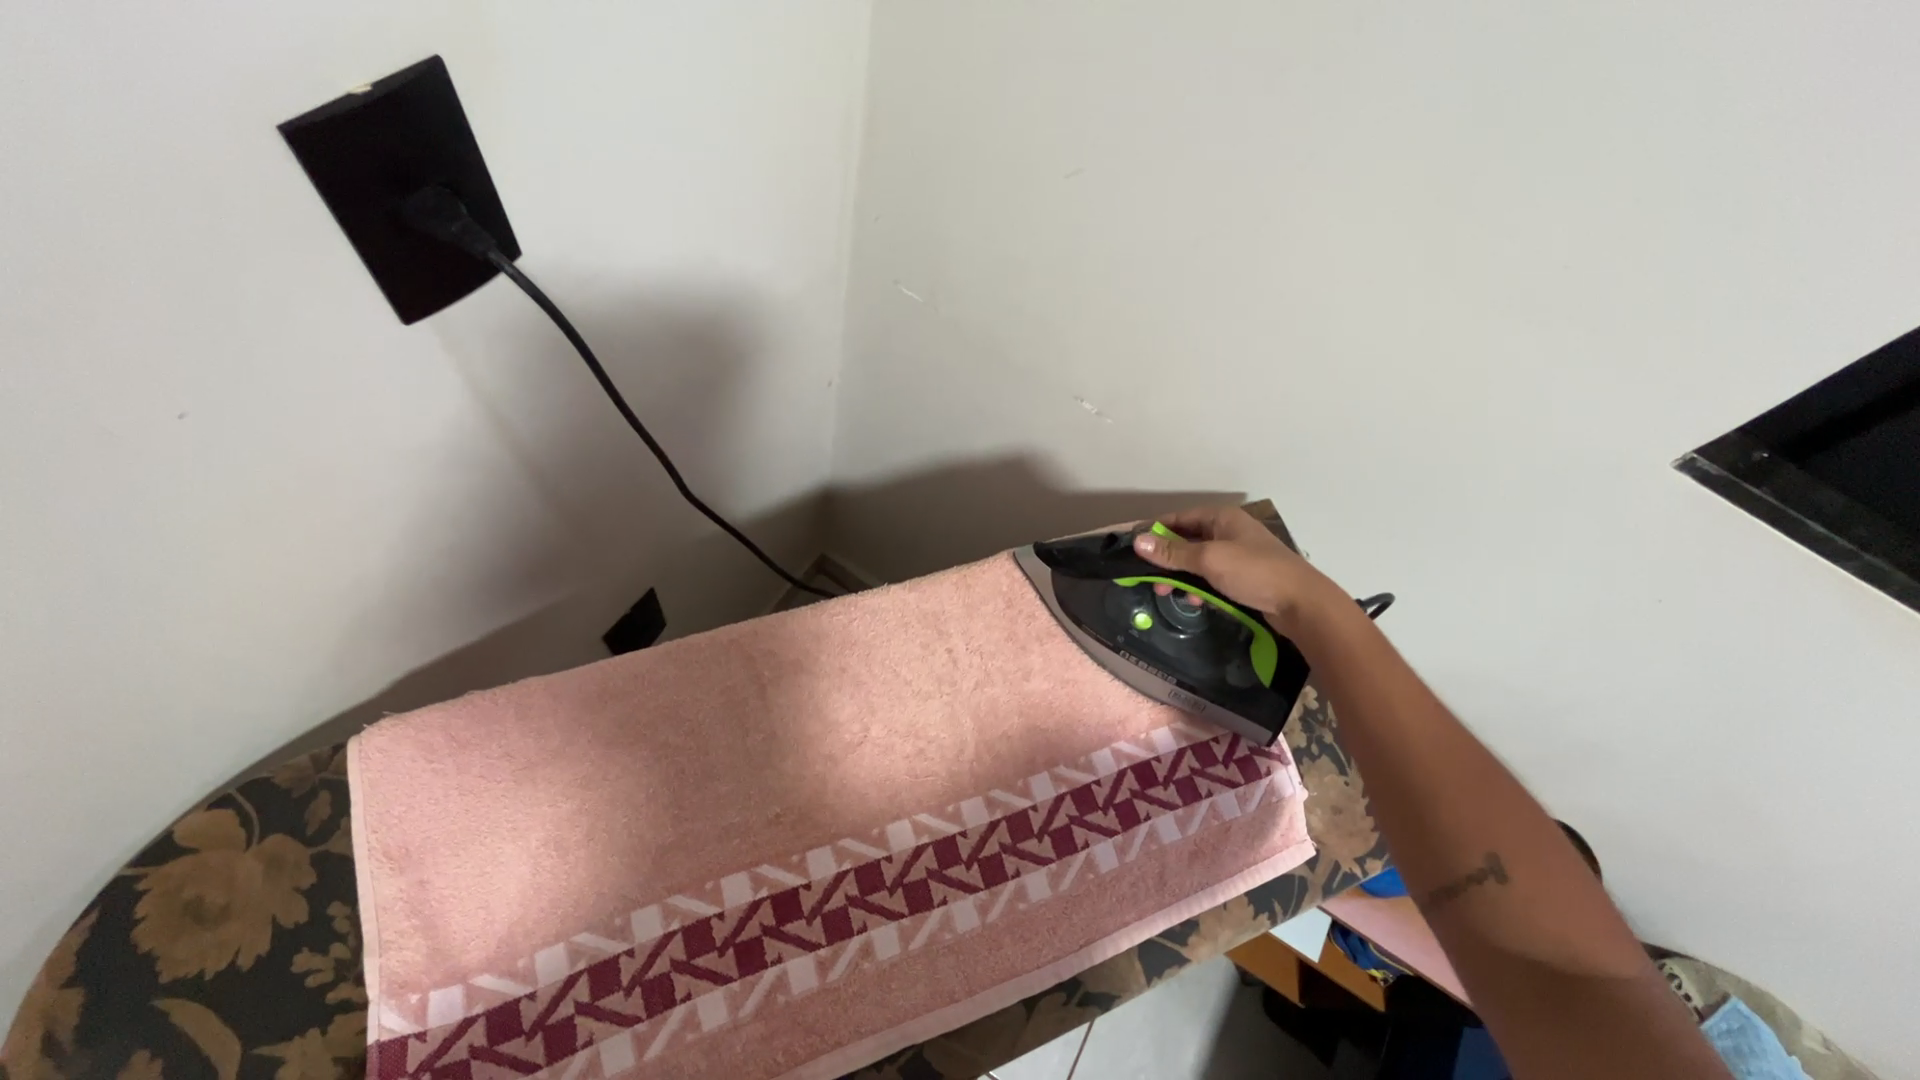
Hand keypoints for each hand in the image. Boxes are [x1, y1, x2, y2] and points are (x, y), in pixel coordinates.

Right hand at [1132, 506, 1343, 631]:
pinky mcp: (1242, 577)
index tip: (1133, 549)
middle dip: (1167, 560)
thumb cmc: (1254, 572)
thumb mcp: (1209, 560)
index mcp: (1221, 518)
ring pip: (1197, 562)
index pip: (1178, 519)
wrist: (1301, 603)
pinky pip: (1211, 578)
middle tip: (1151, 580)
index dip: (1155, 532)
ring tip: (1169, 593)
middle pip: (1186, 541)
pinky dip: (1199, 587)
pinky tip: (1196, 601)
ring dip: (1182, 576)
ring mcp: (1236, 555)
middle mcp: (1228, 531)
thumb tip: (1137, 542)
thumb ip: (1173, 552)